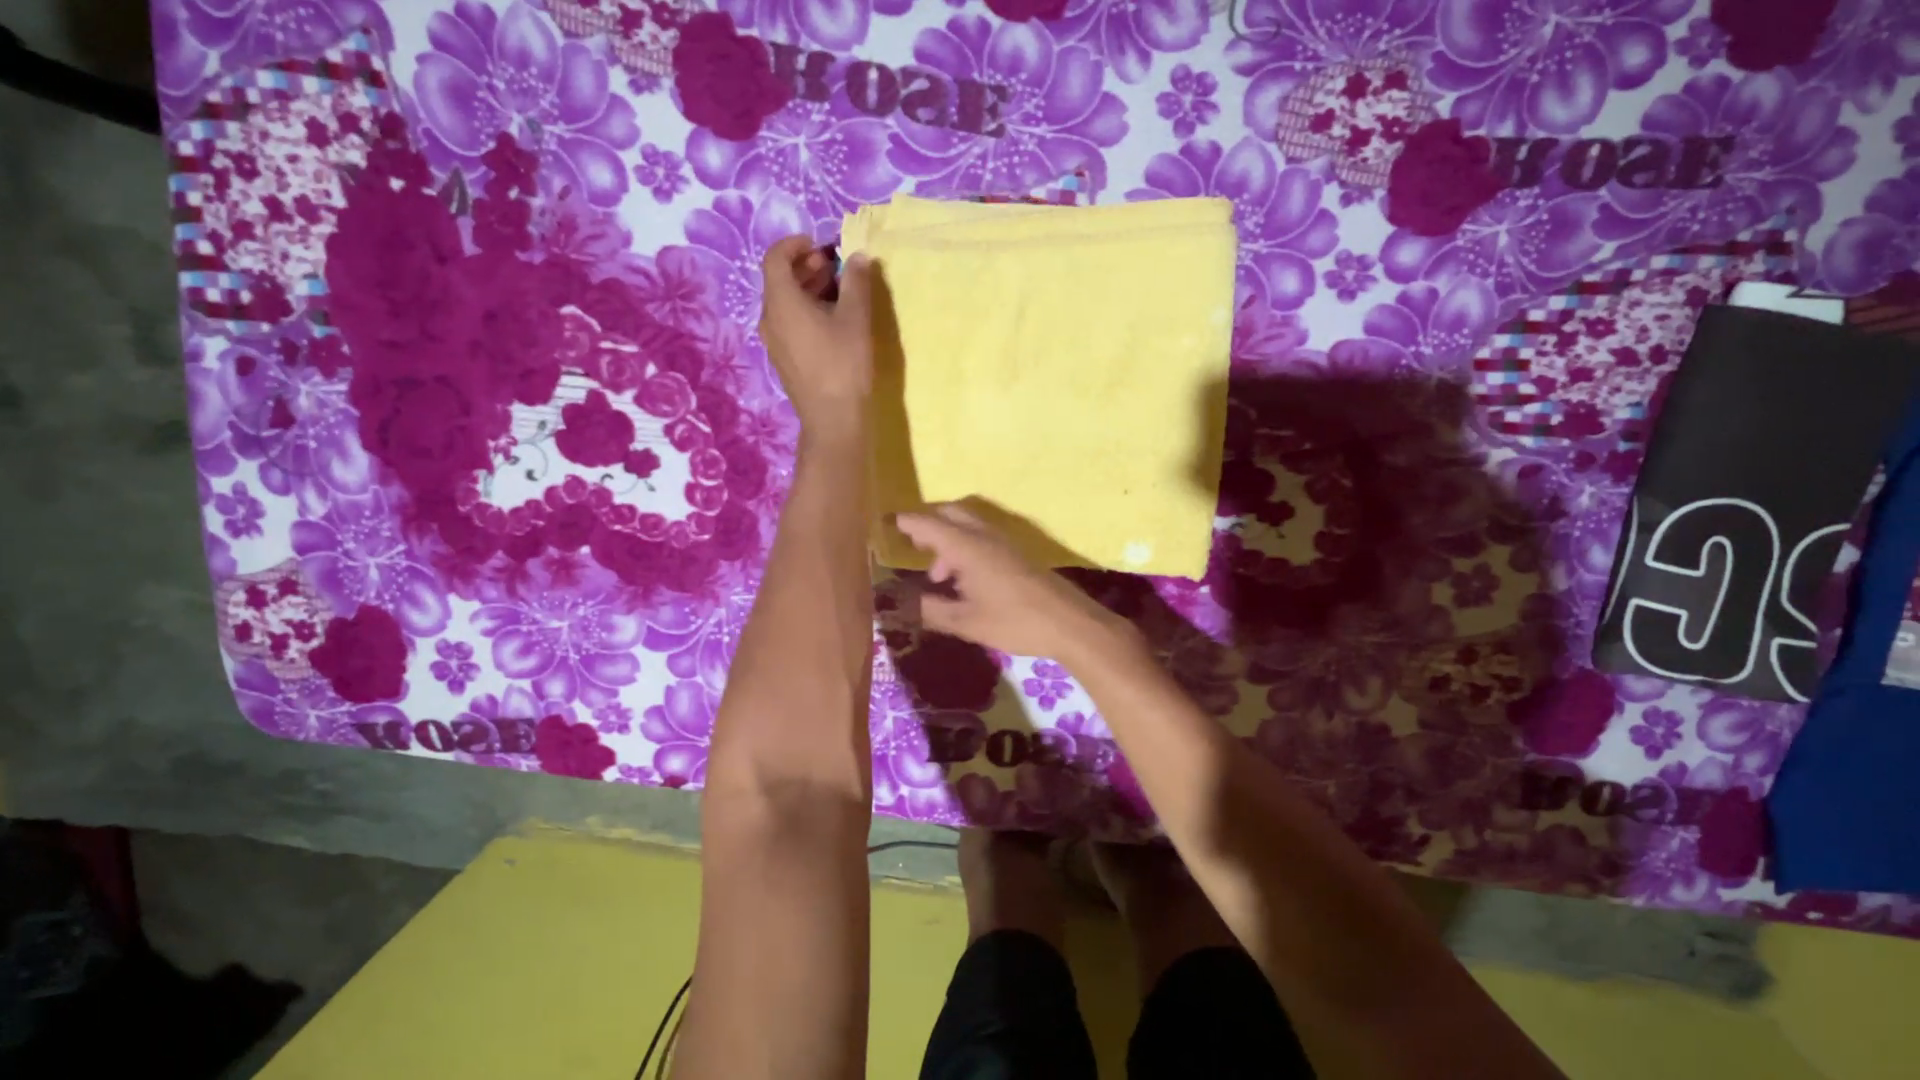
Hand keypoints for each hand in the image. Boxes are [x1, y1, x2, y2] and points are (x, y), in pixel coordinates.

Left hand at [758, 234, 873, 437]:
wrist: (833, 419)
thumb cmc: (844, 364)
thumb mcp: (855, 318)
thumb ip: (856, 282)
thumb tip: (858, 256)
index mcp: (781, 302)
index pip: (775, 258)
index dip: (795, 245)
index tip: (821, 245)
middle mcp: (769, 318)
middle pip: (779, 279)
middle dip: (805, 266)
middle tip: (835, 265)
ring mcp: (774, 340)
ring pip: (784, 302)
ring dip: (808, 288)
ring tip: (839, 290)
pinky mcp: (783, 357)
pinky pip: (788, 321)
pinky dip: (805, 309)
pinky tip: (832, 319)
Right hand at [895, 502, 1132, 659]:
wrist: (1069, 623)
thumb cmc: (1015, 622)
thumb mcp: (967, 623)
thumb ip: (934, 611)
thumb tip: (908, 603)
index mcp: (968, 549)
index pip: (930, 525)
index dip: (908, 523)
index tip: (888, 522)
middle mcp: (985, 537)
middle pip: (951, 514)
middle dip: (928, 523)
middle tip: (911, 542)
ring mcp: (1004, 543)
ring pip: (968, 526)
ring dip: (948, 540)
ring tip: (938, 576)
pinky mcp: (1017, 554)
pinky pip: (982, 538)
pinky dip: (965, 547)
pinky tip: (964, 579)